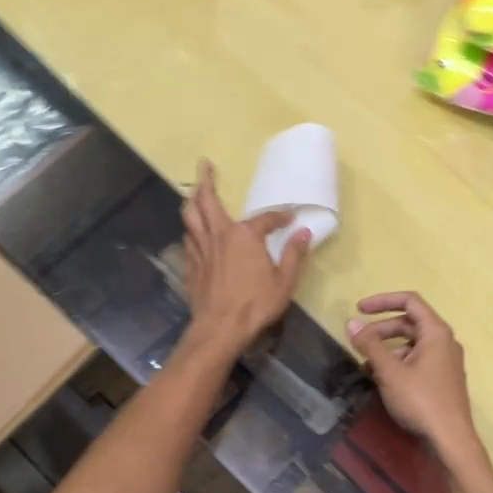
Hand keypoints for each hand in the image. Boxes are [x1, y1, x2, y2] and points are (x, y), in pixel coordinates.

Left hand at [180, 160, 310, 359]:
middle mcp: (219, 235)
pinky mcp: (191, 265)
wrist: (220, 328)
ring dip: (191, 201)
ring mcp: (201, 250)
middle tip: (205, 164)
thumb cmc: (256, 304)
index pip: (265, 219)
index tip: (290, 218)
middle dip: (205, 180)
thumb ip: (294, 255)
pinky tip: (193, 231)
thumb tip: (304, 233)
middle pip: (206, 201)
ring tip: (192, 192)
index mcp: (244, 236)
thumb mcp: (284, 281)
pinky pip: (188, 238)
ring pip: (190, 217)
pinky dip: (191, 229)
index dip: (279, 217)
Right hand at [347, 292, 477, 456]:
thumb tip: (352, 323)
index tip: (358, 309)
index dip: (382, 301)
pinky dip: (398, 362)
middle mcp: (444, 341)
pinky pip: (417, 359)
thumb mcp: (390, 372)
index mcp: (436, 332)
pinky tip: (382, 379)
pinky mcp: (442, 378)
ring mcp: (445, 360)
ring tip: (366, 364)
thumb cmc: (421, 400)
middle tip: (358, 340)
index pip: (409, 301)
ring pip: (412, 343)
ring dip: (387, 348)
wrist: (450, 438)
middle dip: (381, 329)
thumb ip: (370, 345)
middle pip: (409, 322)